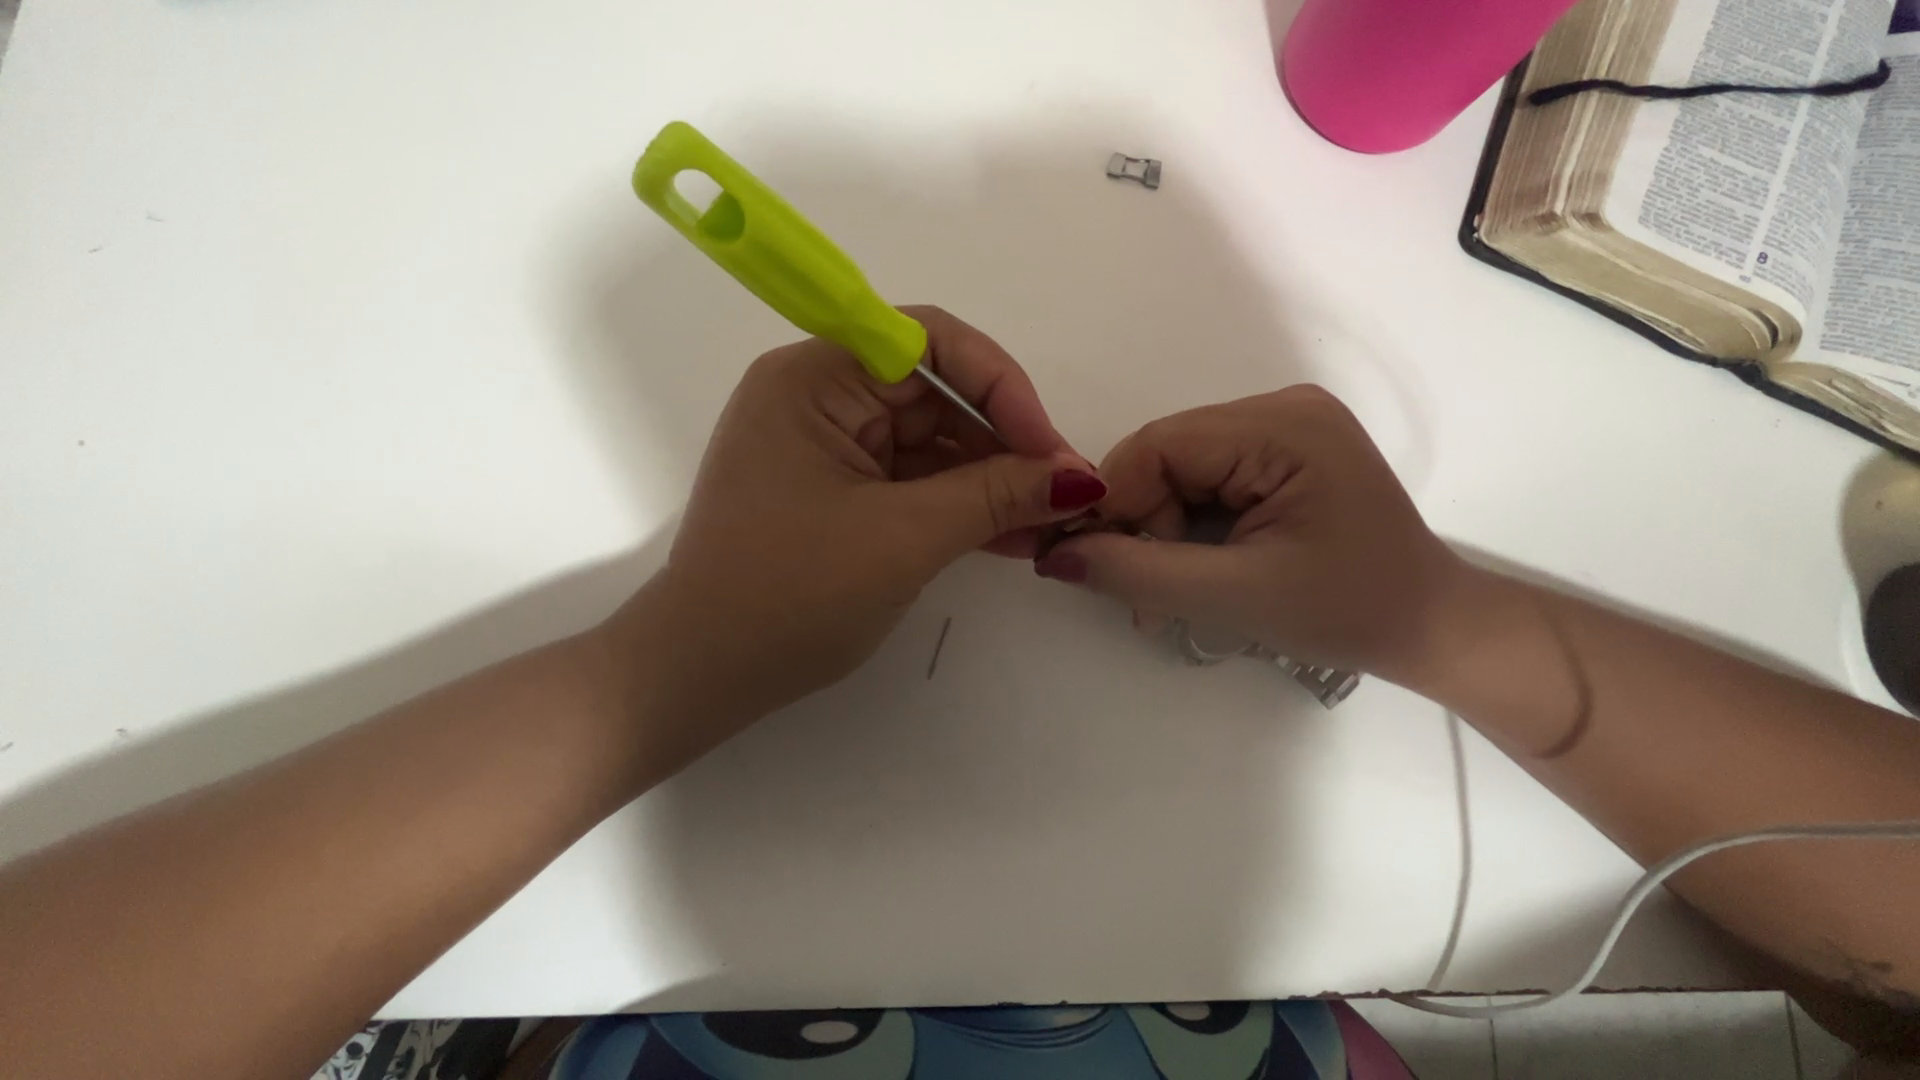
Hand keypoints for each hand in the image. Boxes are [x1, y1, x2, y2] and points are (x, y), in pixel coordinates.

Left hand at [603, 306, 1105, 739]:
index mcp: (814, 378)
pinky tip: (1011, 537)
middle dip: (1004, 443)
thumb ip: (994, 495)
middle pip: (935, 394)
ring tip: (1049, 526)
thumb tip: (1077, 477)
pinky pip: (912, 482)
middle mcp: (818, 398)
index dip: (999, 383)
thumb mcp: (902, 538)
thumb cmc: (789, 595)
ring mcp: (827, 448)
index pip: (927, 341)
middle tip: (1064, 497)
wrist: (703, 675)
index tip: (1046, 447)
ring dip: (990, 482)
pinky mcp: (837, 494)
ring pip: (930, 444)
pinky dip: (959, 507)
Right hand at [1034, 386, 1465, 683]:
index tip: (1086, 562)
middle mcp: (1281, 410)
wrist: (1429, 627)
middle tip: (1136, 594)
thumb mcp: (1235, 596)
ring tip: (1167, 594)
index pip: (1160, 446)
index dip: (1112, 501)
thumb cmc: (1347, 611)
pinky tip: (1194, 569)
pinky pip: (1205, 482)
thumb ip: (1139, 573)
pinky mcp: (1282, 456)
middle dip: (1141, 524)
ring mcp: (1284, 430)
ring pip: (1179, 472)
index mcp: (1283, 427)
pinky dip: (1186, 528)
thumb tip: (1054, 556)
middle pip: (1167, 457)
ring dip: (1160, 531)